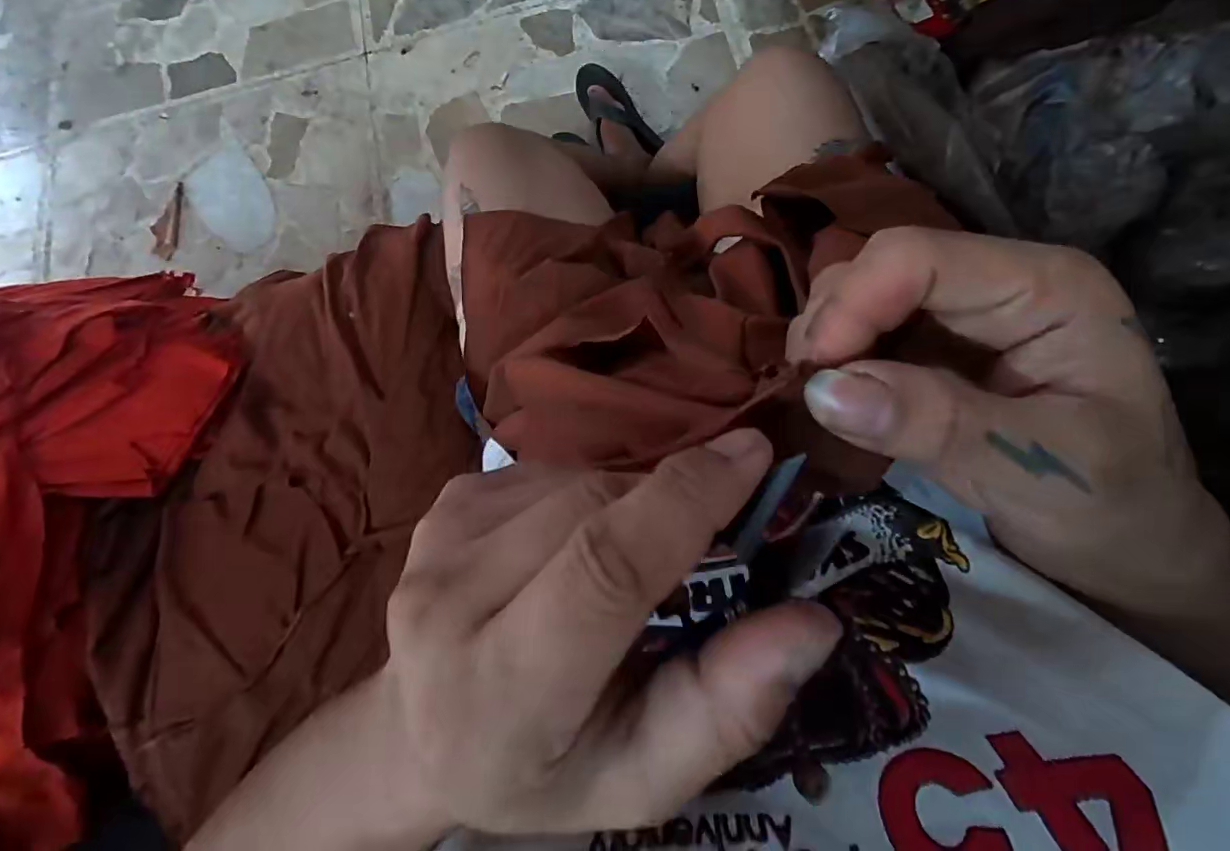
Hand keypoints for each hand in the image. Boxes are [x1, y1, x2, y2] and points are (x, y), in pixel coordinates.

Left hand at [380, 431, 842, 835]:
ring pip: (571, 478)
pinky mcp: (443, 501)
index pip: (604, 568)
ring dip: (626, 499)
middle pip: (592, 506)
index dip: (684, 501)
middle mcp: (452, 596)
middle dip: (668, 497)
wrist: (418, 727)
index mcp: (503, 684)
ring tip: (628, 558)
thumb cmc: (536, 769)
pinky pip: (542, 471)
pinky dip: (584, 492)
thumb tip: (812, 623)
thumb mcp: (639, 776)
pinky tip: (574, 541)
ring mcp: (438, 537)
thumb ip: (724, 711)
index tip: (753, 454)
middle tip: (711, 523)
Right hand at [786, 227, 1229, 617]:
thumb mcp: (1034, 472)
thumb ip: (933, 424)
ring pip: (853, 293)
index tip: (817, 375)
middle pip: (873, 267)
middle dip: (830, 326)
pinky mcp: (925, 341)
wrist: (1125, 550)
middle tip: (813, 394)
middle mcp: (993, 281)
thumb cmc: (1111, 509)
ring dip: (823, 344)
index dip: (852, 305)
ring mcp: (956, 310)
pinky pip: (853, 329)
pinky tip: (835, 399)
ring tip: (824, 401)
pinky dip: (829, 361)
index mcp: (1044, 288)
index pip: (916, 258)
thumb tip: (822, 390)